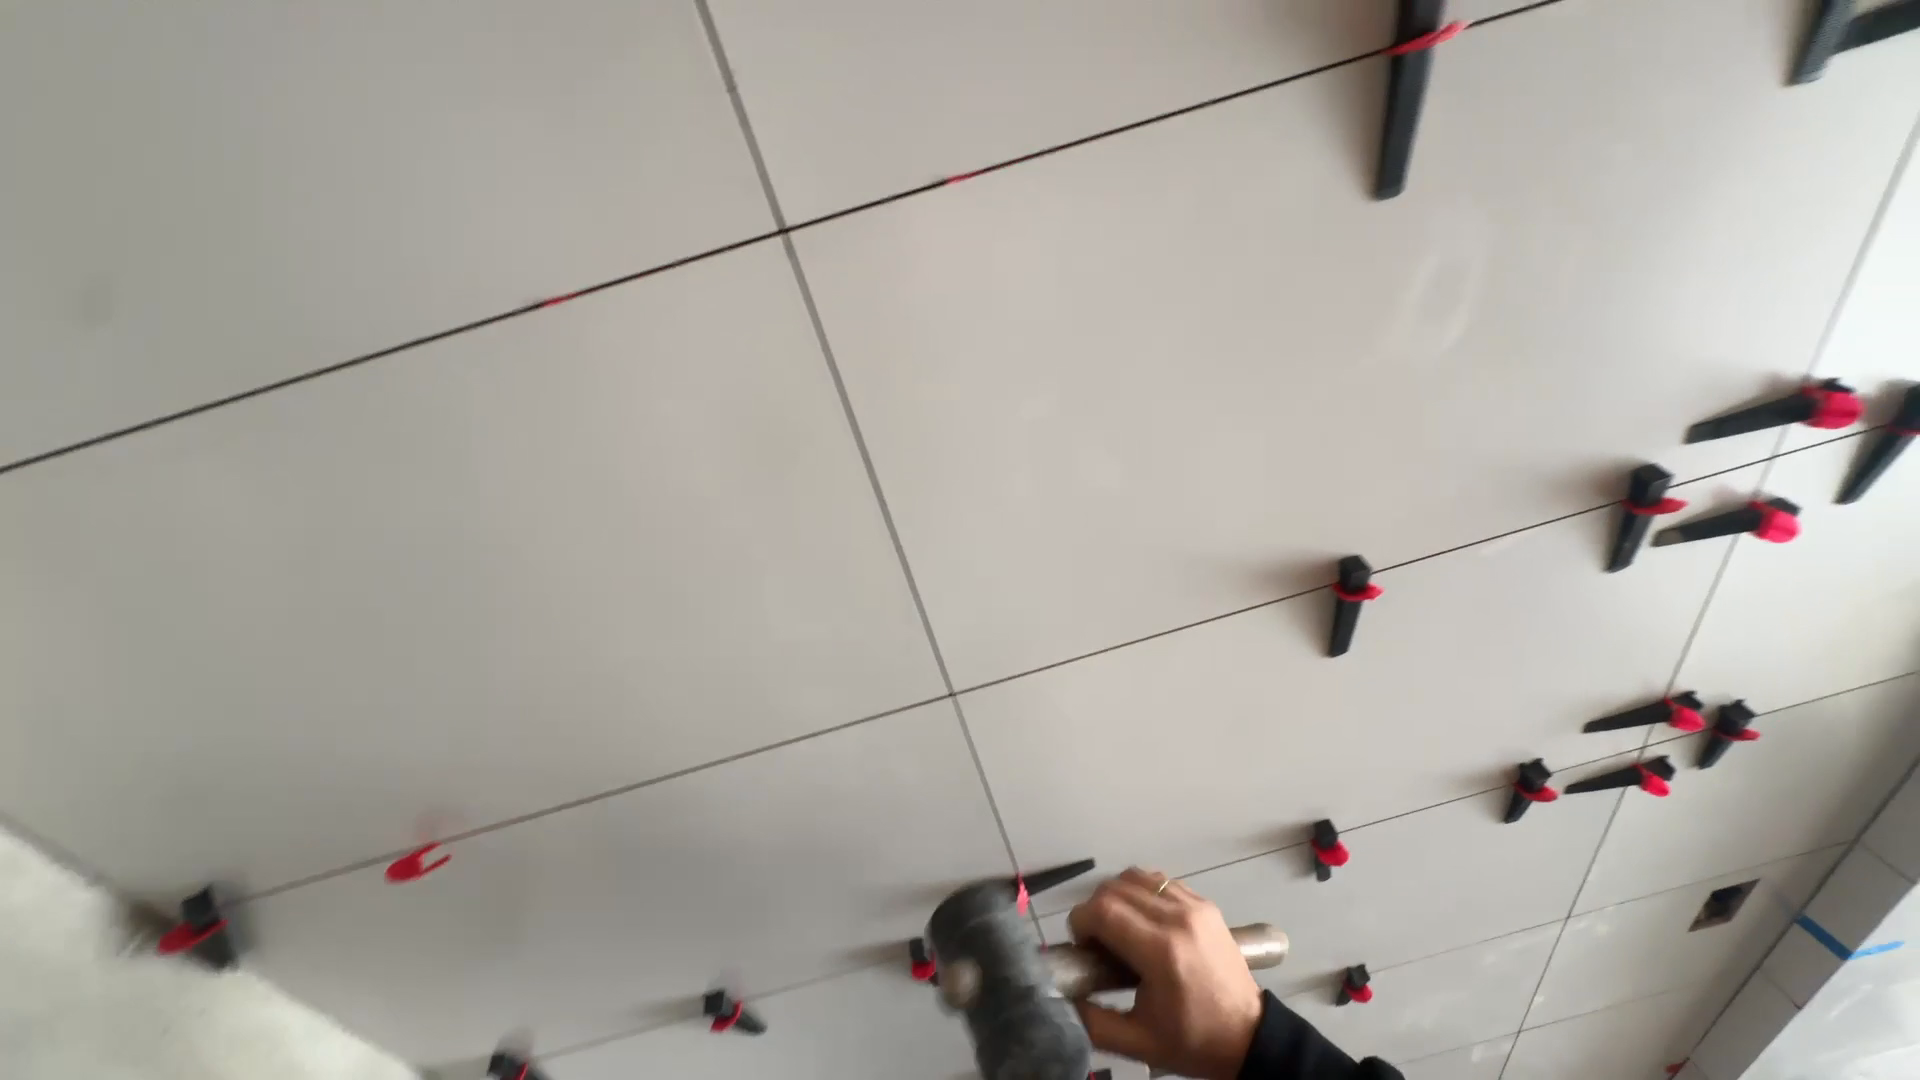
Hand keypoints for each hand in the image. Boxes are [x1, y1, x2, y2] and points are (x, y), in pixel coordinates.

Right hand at [1067, 867, 1263, 1079]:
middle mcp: (1177, 918)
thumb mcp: (1138, 1042)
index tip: (1084, 946)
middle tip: (1099, 942)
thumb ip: (1092, 1021)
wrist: (1249, 1036)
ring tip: (1121, 927)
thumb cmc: (1192, 1040)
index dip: (1081, 922)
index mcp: (1161, 952)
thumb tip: (1058, 996)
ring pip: (1135, 876)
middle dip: (1094, 910)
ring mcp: (1193, 905)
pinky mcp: (1204, 902)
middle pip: (1114, 888)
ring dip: (1117, 896)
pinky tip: (1144, 920)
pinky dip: (1141, 892)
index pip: (1103, 910)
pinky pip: (1158, 880)